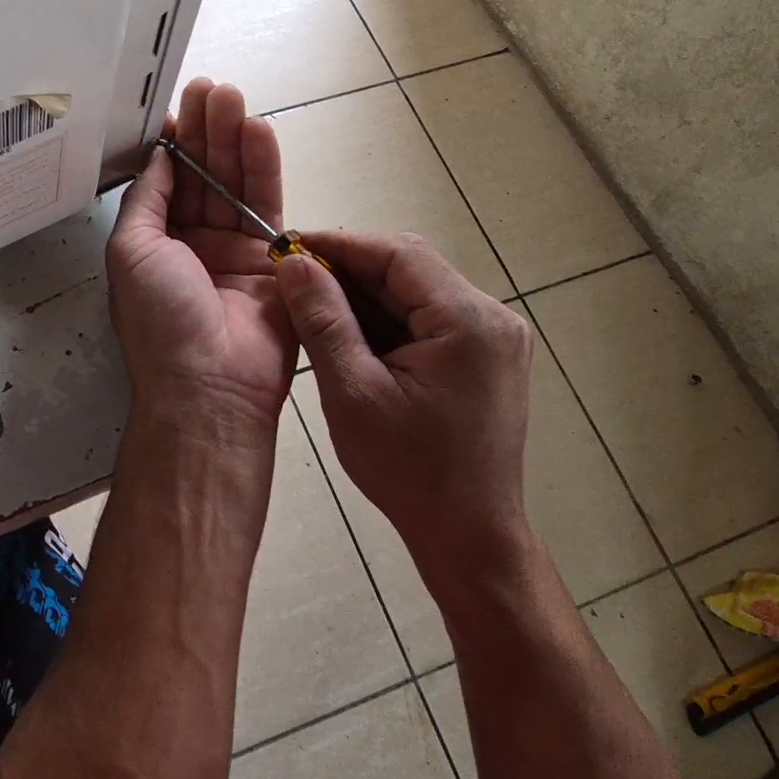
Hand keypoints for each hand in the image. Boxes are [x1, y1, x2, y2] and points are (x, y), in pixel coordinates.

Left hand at [106, 80, 296, 429]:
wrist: (210, 381)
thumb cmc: (160, 317)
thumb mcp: (131, 251)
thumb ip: (145, 198)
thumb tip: (155, 157)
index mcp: (154, 243)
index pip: (166, 181)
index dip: (172, 145)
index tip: (176, 108)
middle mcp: (193, 242)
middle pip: (202, 175)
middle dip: (204, 132)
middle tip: (209, 88)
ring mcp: (234, 249)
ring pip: (235, 183)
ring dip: (233, 139)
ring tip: (232, 96)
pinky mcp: (274, 257)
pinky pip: (268, 203)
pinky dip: (265, 167)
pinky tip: (259, 129)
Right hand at [274, 232, 533, 566]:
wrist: (467, 534)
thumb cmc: (407, 469)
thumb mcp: (351, 391)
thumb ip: (322, 319)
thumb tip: (292, 262)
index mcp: (469, 321)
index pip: (398, 254)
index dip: (339, 244)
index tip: (287, 247)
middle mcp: (492, 317)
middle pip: (409, 270)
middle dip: (348, 270)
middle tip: (290, 278)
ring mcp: (492, 338)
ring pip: (414, 294)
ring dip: (363, 296)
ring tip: (308, 305)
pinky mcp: (482, 358)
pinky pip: (425, 320)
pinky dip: (383, 321)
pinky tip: (344, 333)